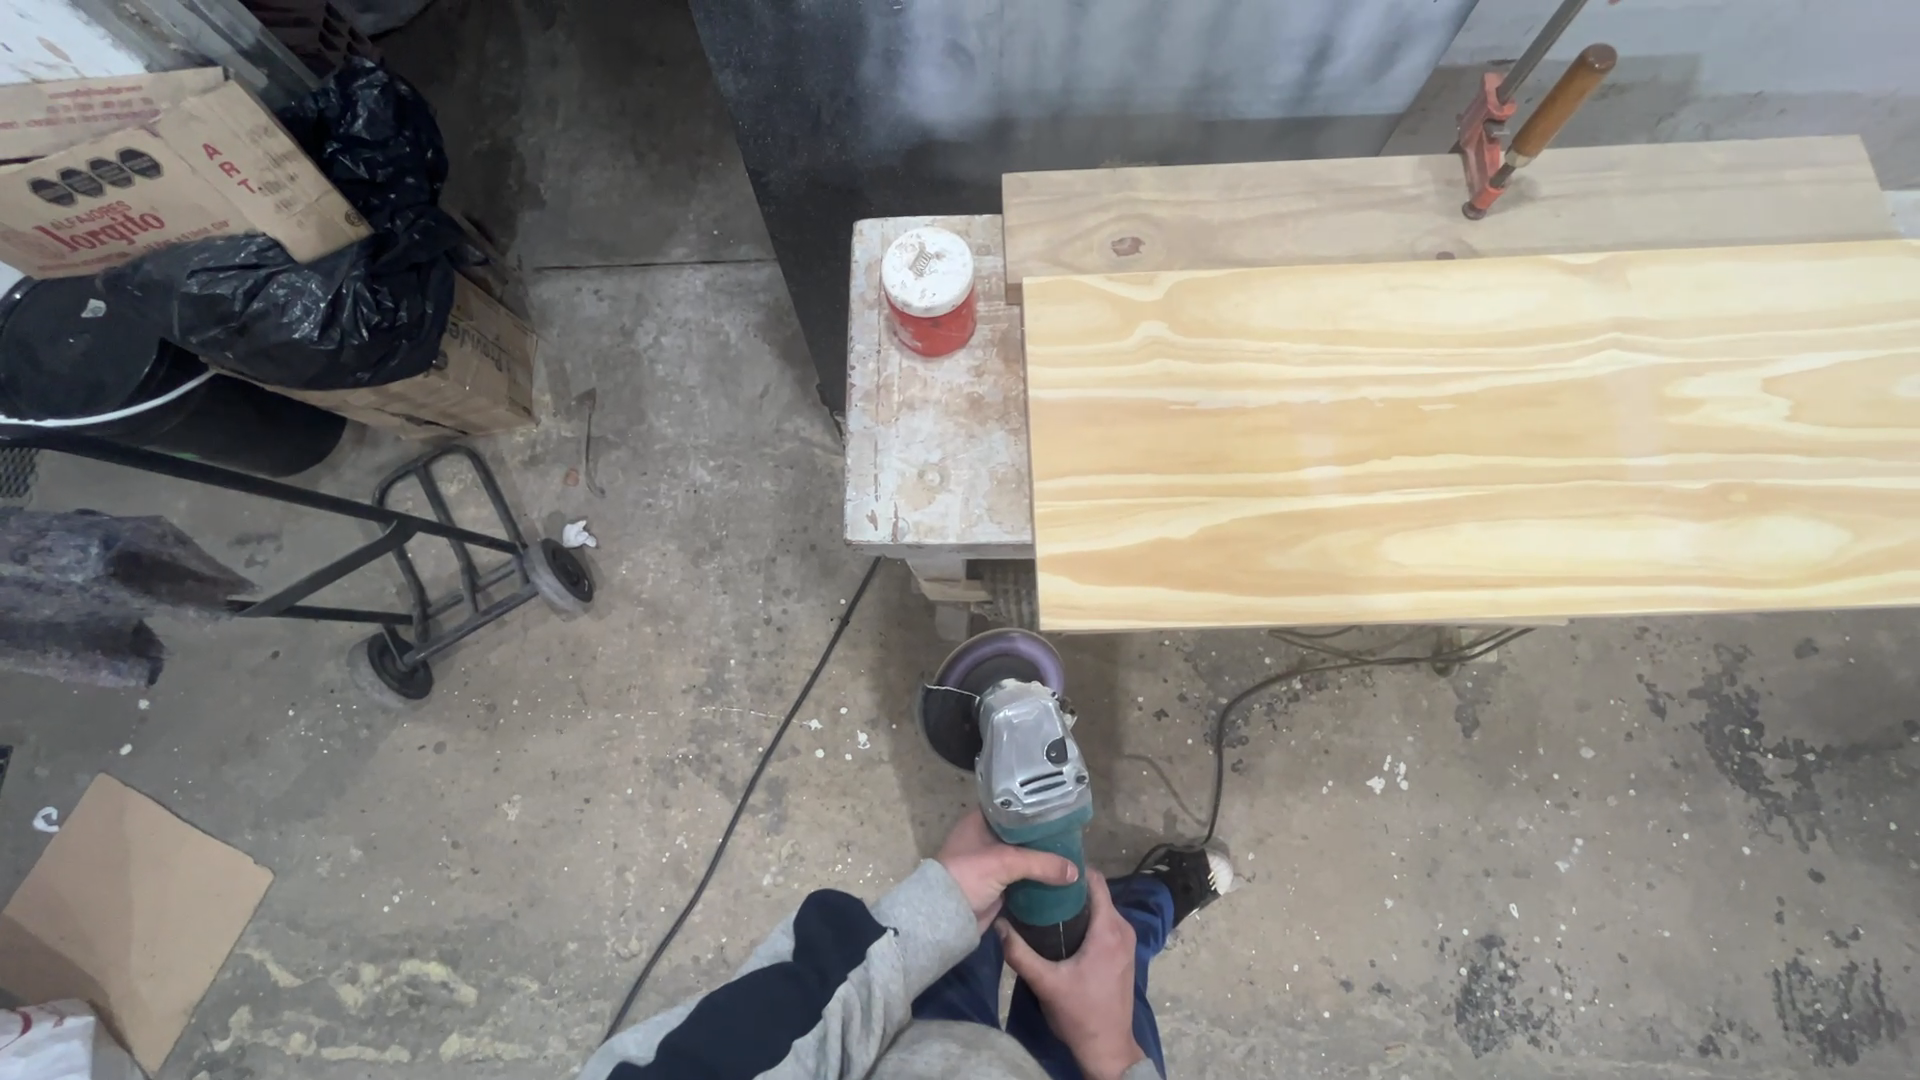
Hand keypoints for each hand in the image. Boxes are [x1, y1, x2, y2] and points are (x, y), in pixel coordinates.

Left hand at [935, 809, 1078, 932]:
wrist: (948, 918)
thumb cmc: (968, 875)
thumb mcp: (1004, 862)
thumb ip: (1041, 863)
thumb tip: (1075, 872)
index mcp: (980, 820)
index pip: (1013, 806)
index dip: (1034, 807)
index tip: (1059, 807)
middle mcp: (985, 837)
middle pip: (1021, 832)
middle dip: (1043, 835)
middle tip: (1071, 832)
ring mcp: (991, 861)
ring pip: (1023, 855)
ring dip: (1041, 857)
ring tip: (1070, 853)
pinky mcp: (998, 883)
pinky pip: (1023, 876)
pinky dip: (1037, 876)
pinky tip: (1058, 875)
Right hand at [998, 871, 1146, 1079]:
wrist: (1108, 1049)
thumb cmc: (1080, 1013)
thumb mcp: (1045, 983)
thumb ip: (1020, 953)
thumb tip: (998, 925)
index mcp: (1108, 929)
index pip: (1096, 881)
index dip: (1073, 869)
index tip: (1047, 863)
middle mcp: (1122, 929)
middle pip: (1096, 892)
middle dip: (1070, 886)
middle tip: (1040, 883)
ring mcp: (1126, 941)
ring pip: (1101, 907)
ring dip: (1078, 903)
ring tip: (1047, 901)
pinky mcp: (1123, 952)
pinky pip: (1105, 921)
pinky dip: (1087, 917)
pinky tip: (1063, 924)